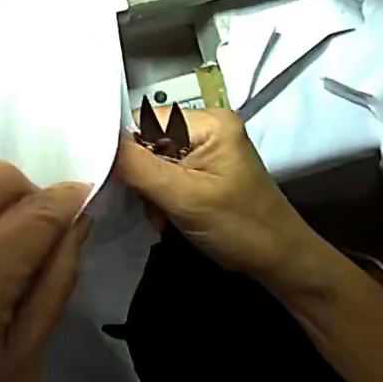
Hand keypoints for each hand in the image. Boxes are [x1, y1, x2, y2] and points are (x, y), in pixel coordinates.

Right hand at [116, 107, 342, 295]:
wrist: (280, 261)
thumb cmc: (239, 227)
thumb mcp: (184, 198)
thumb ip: (139, 168)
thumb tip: (101, 145)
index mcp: (210, 121)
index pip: (148, 120)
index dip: (125, 145)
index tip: (112, 175)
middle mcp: (208, 126)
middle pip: (151, 138)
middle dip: (140, 173)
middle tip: (144, 204)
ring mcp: (207, 148)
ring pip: (155, 158)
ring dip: (149, 188)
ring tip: (160, 215)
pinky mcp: (204, 168)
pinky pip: (167, 172)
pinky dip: (160, 194)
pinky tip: (164, 215)